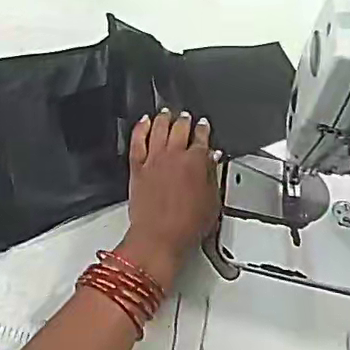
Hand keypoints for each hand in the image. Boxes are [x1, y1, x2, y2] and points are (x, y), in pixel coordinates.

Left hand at [119, 110, 220, 283]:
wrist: (159, 236)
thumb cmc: (186, 225)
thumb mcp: (212, 201)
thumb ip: (212, 176)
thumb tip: (212, 161)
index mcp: (196, 162)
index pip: (202, 138)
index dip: (204, 129)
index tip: (204, 126)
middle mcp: (174, 156)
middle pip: (180, 128)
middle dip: (185, 120)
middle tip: (186, 116)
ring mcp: (153, 159)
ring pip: (158, 128)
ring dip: (164, 118)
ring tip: (166, 113)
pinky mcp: (137, 167)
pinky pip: (137, 140)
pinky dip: (140, 128)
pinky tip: (143, 122)